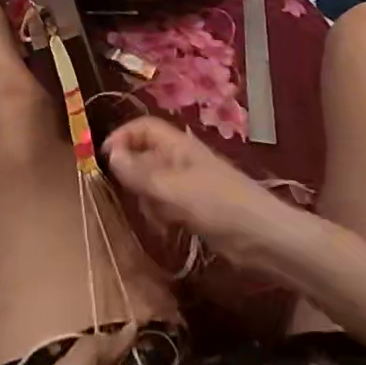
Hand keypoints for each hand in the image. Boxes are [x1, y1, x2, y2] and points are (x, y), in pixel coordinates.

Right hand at [104, 117, 291, 262]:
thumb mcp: (172, 189)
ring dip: (147, 200)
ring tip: (155, 217)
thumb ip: (139, 173)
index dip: (122, 137)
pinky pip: (165, 204)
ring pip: (152, 183)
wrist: (263, 237)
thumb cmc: (218, 205)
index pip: (142, 127)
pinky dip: (160, 214)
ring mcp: (188, 183)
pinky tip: (167, 229)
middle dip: (133, 175)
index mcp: (178, 144)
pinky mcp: (194, 207)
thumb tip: (110, 154)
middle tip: (131, 197)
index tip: (103, 160)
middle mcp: (181, 158)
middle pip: (144, 155)